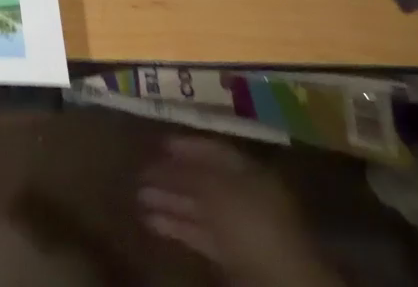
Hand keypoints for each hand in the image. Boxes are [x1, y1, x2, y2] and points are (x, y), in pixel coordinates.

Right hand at [138, 137, 342, 286]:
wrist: (278, 280)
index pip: (216, 151)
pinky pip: (199, 233)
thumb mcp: (216, 189)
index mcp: (251, 174)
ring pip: (199, 208)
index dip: (187, 146)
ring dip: (169, 201)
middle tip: (140, 172)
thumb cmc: (249, 222)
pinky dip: (176, 226)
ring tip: (139, 197)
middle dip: (171, 176)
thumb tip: (163, 160)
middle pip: (204, 180)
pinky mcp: (230, 253)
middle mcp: (246, 197)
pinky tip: (152, 221)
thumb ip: (189, 172)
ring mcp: (239, 226)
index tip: (158, 143)